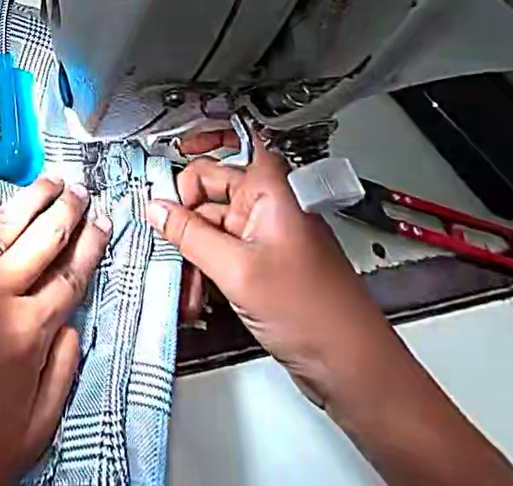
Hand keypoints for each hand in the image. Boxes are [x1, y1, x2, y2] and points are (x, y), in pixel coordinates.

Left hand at [0, 175, 111, 485]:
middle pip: (41, 241)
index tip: (102, 222)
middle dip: (67, 211)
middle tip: (80, 189)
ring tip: (44, 180)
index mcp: (27, 333)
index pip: (70, 276)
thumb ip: (59, 374)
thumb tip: (70, 326)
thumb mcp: (33, 433)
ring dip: (25, 200)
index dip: (90, 246)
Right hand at [146, 148, 401, 405]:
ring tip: (185, 285)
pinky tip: (196, 296)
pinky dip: (204, 270)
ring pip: (210, 228)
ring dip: (192, 254)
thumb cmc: (319, 317)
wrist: (355, 372)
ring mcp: (264, 238)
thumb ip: (189, 234)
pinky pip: (220, 255)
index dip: (205, 141)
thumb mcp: (237, 270)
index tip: (175, 156)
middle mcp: (268, 209)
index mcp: (272, 193)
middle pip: (210, 191)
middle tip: (165, 237)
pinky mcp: (261, 265)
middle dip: (184, 218)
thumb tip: (157, 208)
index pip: (235, 144)